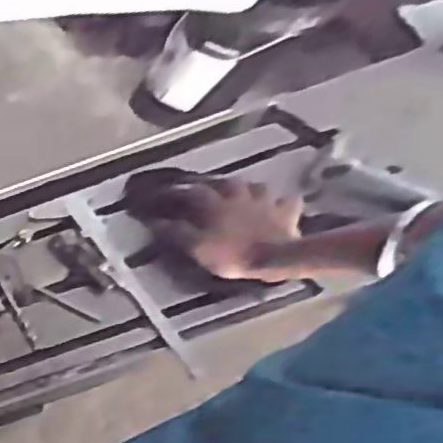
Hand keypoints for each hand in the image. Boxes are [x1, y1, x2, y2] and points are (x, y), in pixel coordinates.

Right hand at [132, 176, 304, 281]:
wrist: (276, 259)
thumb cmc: (231, 253)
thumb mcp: (195, 246)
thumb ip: (175, 232)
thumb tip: (155, 221)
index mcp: (216, 206)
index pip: (194, 192)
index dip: (179, 191)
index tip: (167, 193)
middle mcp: (241, 198)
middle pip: (228, 183)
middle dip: (215, 184)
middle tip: (208, 188)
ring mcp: (267, 203)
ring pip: (257, 187)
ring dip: (248, 188)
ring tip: (242, 193)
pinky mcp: (288, 213)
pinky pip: (286, 201)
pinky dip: (280, 200)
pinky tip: (276, 203)